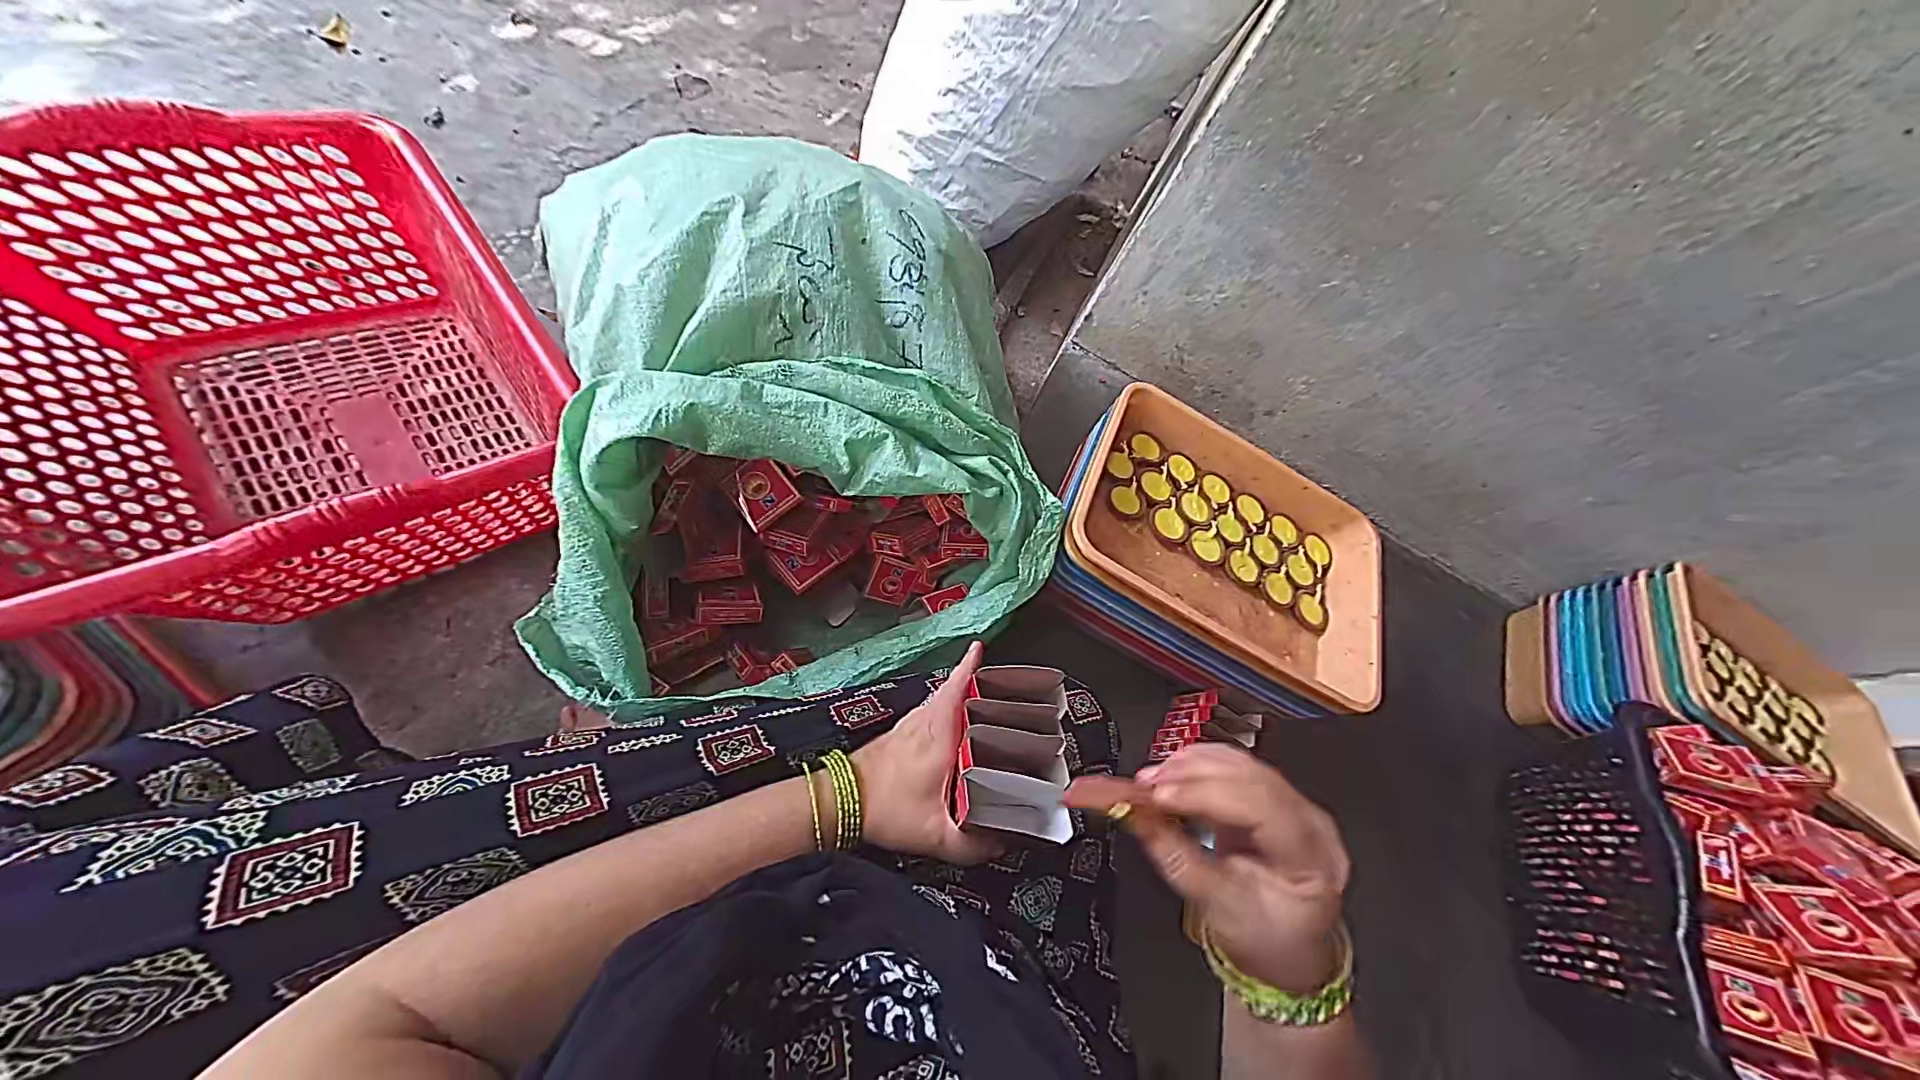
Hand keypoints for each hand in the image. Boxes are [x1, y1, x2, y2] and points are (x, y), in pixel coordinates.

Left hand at [852, 641, 1001, 863]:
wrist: (841, 802)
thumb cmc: (884, 809)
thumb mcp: (935, 835)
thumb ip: (972, 844)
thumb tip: (1001, 844)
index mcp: (937, 736)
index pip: (956, 689)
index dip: (969, 667)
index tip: (979, 647)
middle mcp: (923, 723)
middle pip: (951, 690)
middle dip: (972, 680)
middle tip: (995, 677)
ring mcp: (908, 727)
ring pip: (938, 701)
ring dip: (956, 695)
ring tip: (980, 700)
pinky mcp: (898, 736)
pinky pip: (928, 714)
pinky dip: (942, 711)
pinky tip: (950, 730)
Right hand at [1067, 744, 1349, 992]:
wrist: (1284, 947)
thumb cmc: (1265, 939)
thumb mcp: (1216, 905)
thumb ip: (1175, 855)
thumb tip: (1138, 816)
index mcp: (1311, 858)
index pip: (1260, 805)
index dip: (1205, 793)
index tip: (1161, 795)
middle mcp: (1310, 823)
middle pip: (1249, 777)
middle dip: (1191, 774)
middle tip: (1146, 783)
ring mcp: (1293, 804)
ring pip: (1240, 764)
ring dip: (1190, 765)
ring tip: (1153, 779)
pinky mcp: (1270, 796)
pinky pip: (1234, 766)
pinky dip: (1198, 765)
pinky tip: (1172, 772)